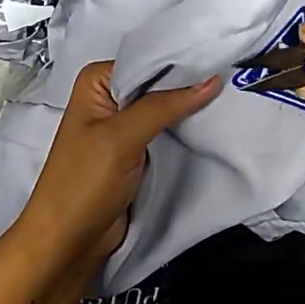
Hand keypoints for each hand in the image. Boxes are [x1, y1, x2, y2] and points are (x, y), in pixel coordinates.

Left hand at [12, 62, 221, 272]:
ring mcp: (123, 125)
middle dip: (190, 85)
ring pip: (165, 108)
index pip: (147, 59)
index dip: (182, 60)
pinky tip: (213, 126)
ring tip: (232, 100)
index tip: (221, 60)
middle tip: (236, 79)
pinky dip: (186, 131)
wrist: (68, 244)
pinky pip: (166, 132)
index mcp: (97, 80)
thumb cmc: (82, 184)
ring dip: (191, 109)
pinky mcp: (136, 152)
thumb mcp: (122, 137)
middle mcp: (109, 96)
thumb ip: (164, 106)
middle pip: (158, 82)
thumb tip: (212, 79)